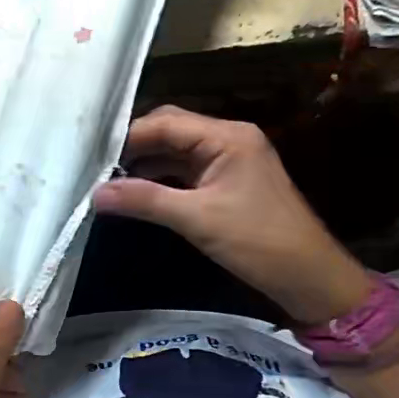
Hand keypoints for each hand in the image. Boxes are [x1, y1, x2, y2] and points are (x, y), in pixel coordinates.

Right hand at [93, 105, 375, 324]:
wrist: (307, 275)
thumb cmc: (257, 241)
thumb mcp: (197, 219)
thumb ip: (145, 201)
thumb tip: (96, 193)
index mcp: (227, 136)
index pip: (166, 122)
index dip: (128, 137)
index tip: (91, 157)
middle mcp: (228, 138)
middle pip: (171, 131)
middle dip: (135, 148)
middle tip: (97, 169)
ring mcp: (229, 161)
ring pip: (177, 153)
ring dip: (146, 166)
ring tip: (109, 183)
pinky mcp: (228, 183)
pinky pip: (187, 173)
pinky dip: (162, 181)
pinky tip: (137, 194)